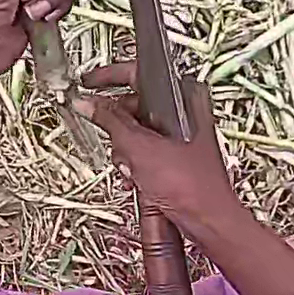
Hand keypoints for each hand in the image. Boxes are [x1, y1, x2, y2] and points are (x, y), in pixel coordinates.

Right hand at [73, 62, 244, 235]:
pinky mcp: (177, 153)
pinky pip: (144, 149)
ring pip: (136, 131)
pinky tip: (136, 178)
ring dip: (125, 151)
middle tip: (115, 144)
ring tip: (132, 169)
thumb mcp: (139, 147)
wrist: (207, 220)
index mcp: (183, 96)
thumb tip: (86, 103)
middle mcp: (185, 110)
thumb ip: (109, 121)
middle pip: (133, 106)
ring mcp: (181, 132)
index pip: (138, 73)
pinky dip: (134, 163)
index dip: (108, 77)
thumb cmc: (189, 185)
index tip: (87, 81)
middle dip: (117, 129)